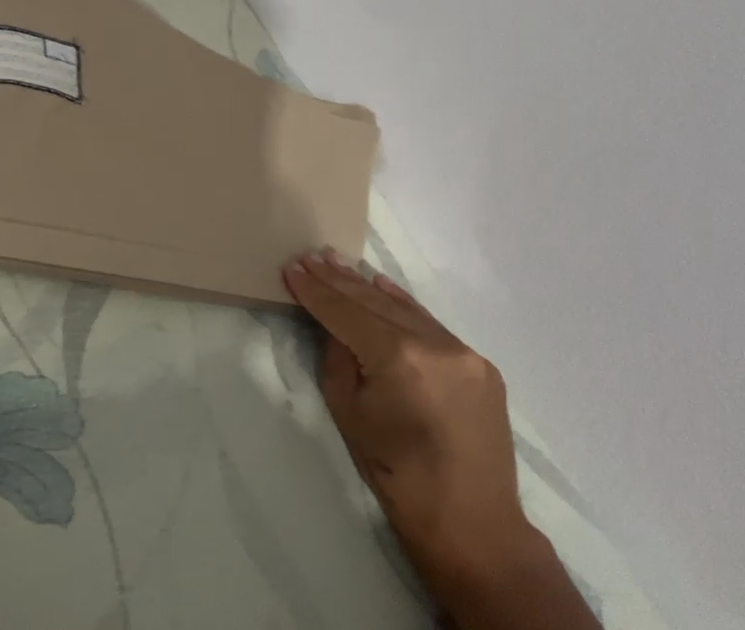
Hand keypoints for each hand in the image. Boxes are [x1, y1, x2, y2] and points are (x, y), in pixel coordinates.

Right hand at [282, 250, 529, 573]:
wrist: (468, 514)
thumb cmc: (392, 465)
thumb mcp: (346, 406)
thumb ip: (338, 356)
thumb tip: (333, 324)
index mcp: (399, 358)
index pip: (346, 312)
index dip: (315, 290)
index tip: (291, 267)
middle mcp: (437, 346)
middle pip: (375, 303)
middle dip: (338, 280)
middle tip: (309, 256)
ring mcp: (465, 354)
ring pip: (404, 309)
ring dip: (367, 286)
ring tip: (337, 262)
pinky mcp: (480, 367)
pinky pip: (431, 324)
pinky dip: (402, 304)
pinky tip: (381, 285)